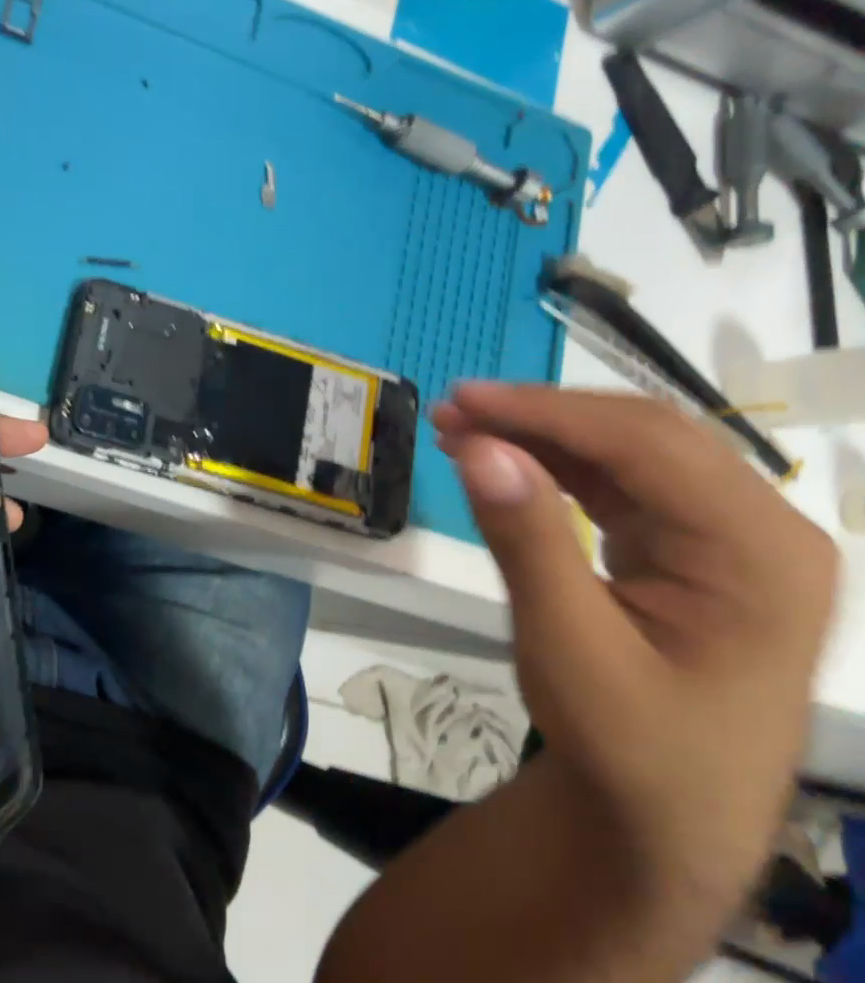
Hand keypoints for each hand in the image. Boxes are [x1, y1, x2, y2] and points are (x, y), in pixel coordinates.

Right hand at [433, 384, 837, 902]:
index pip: (647, 446)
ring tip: (463, 431)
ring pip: (639, 454)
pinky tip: (508, 463)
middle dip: (545, 415)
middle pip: (651, 436)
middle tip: (451, 412)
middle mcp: (764, 530)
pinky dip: (563, 468)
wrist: (670, 815)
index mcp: (758, 551)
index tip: (459, 400)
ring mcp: (737, 540)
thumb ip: (527, 541)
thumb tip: (479, 448)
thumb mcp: (568, 645)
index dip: (547, 412)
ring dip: (549, 436)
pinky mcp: (702, 552)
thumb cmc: (629, 741)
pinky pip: (631, 487)